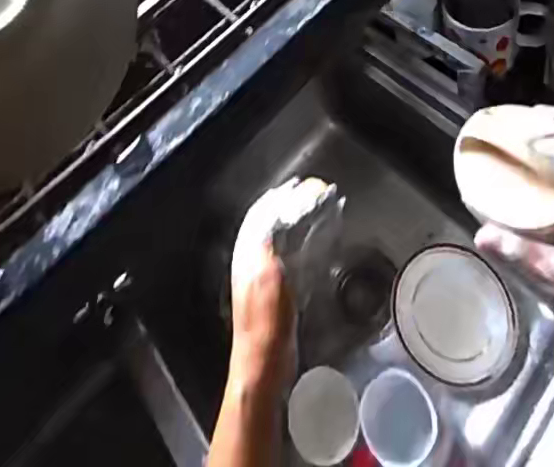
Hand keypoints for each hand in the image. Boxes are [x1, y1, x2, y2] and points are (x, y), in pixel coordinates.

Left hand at [227, 177, 336, 378]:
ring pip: (273, 238)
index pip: (259, 217)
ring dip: (288, 220)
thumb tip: (272, 219)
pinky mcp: (272, 292)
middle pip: (263, 224)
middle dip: (282, 206)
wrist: (263, 367)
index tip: (296, 186)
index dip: (276, 199)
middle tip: (304, 192)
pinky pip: (281, 254)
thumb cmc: (266, 326)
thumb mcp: (270, 280)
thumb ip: (268, 249)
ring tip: (306, 209)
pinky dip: (293, 241)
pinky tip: (305, 242)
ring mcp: (259, 278)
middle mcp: (249, 264)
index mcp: (246, 258)